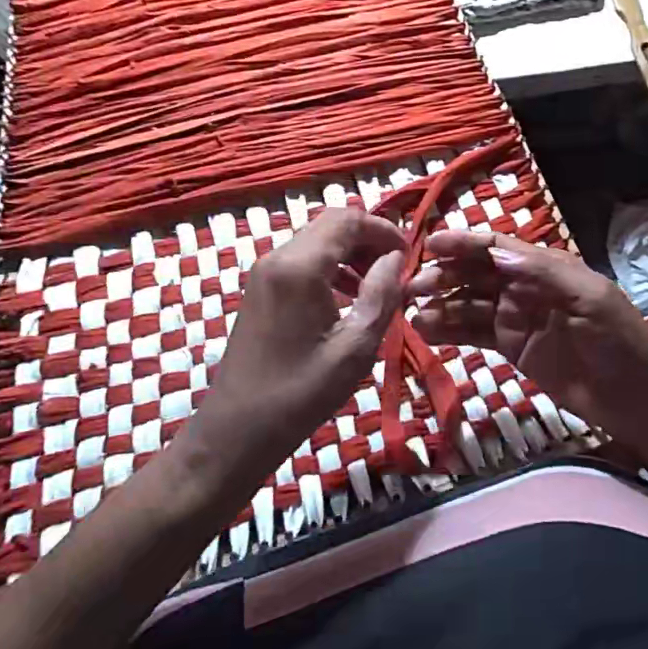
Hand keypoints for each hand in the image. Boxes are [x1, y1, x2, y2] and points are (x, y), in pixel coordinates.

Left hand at [185, 209, 408, 481]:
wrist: (237, 429)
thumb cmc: (300, 393)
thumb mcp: (355, 348)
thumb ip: (381, 294)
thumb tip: (396, 257)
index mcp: (300, 266)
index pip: (348, 219)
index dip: (383, 229)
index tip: (410, 254)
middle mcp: (278, 257)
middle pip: (330, 224)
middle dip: (368, 239)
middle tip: (397, 270)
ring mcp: (264, 271)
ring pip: (316, 241)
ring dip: (349, 253)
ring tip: (377, 286)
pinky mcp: (259, 288)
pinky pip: (301, 261)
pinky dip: (329, 267)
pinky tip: (348, 298)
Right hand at [407, 231, 647, 443]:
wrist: (638, 402)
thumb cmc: (621, 342)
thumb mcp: (592, 299)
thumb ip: (544, 274)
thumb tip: (497, 254)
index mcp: (545, 267)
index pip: (496, 247)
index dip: (463, 244)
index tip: (430, 245)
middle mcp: (524, 286)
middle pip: (475, 273)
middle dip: (443, 275)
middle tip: (411, 287)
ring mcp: (514, 317)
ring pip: (468, 303)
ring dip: (439, 304)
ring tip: (409, 312)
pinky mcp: (510, 347)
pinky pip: (473, 333)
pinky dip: (448, 331)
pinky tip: (425, 331)